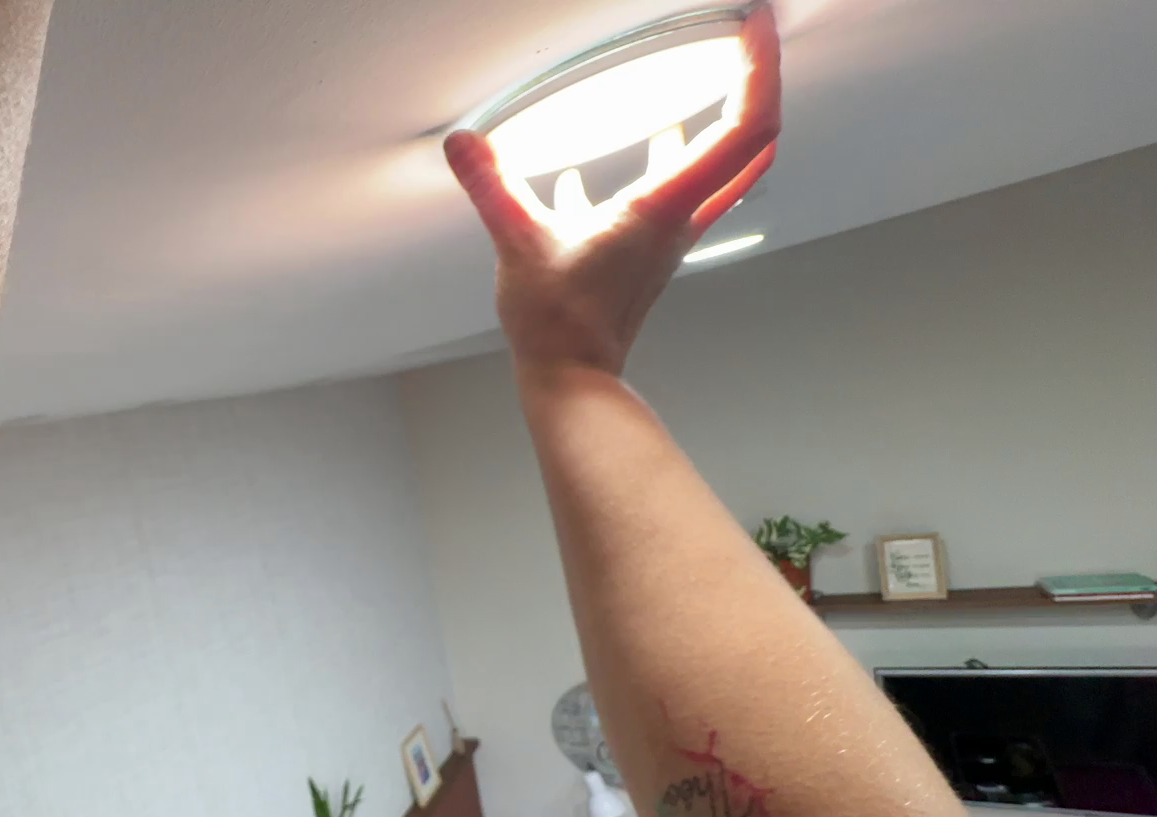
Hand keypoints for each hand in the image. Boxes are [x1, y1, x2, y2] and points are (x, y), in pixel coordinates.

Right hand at [444, 4, 780, 378]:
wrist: (568, 374)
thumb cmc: (556, 321)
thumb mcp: (517, 244)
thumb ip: (492, 187)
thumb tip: (462, 144)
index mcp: (663, 206)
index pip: (746, 122)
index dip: (760, 65)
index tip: (755, 23)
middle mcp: (679, 218)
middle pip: (750, 141)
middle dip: (752, 86)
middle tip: (739, 50)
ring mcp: (665, 239)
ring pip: (715, 172)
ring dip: (713, 127)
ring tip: (687, 95)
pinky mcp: (643, 255)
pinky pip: (667, 200)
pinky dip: (659, 170)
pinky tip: (609, 168)